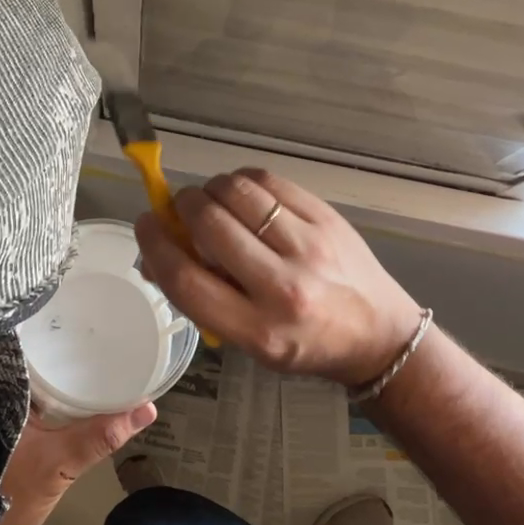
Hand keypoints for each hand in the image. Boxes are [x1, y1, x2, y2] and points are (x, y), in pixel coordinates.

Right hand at [136, 167, 422, 387]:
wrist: (378, 333)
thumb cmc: (304, 343)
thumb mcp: (249, 342)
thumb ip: (203, 298)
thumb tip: (155, 254)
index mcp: (258, 330)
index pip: (187, 279)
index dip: (155, 244)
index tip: (146, 224)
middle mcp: (283, 288)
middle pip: (209, 225)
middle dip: (183, 205)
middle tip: (181, 207)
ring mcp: (309, 247)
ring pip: (238, 192)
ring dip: (212, 188)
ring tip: (213, 199)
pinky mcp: (326, 217)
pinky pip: (268, 181)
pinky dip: (244, 180)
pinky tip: (244, 194)